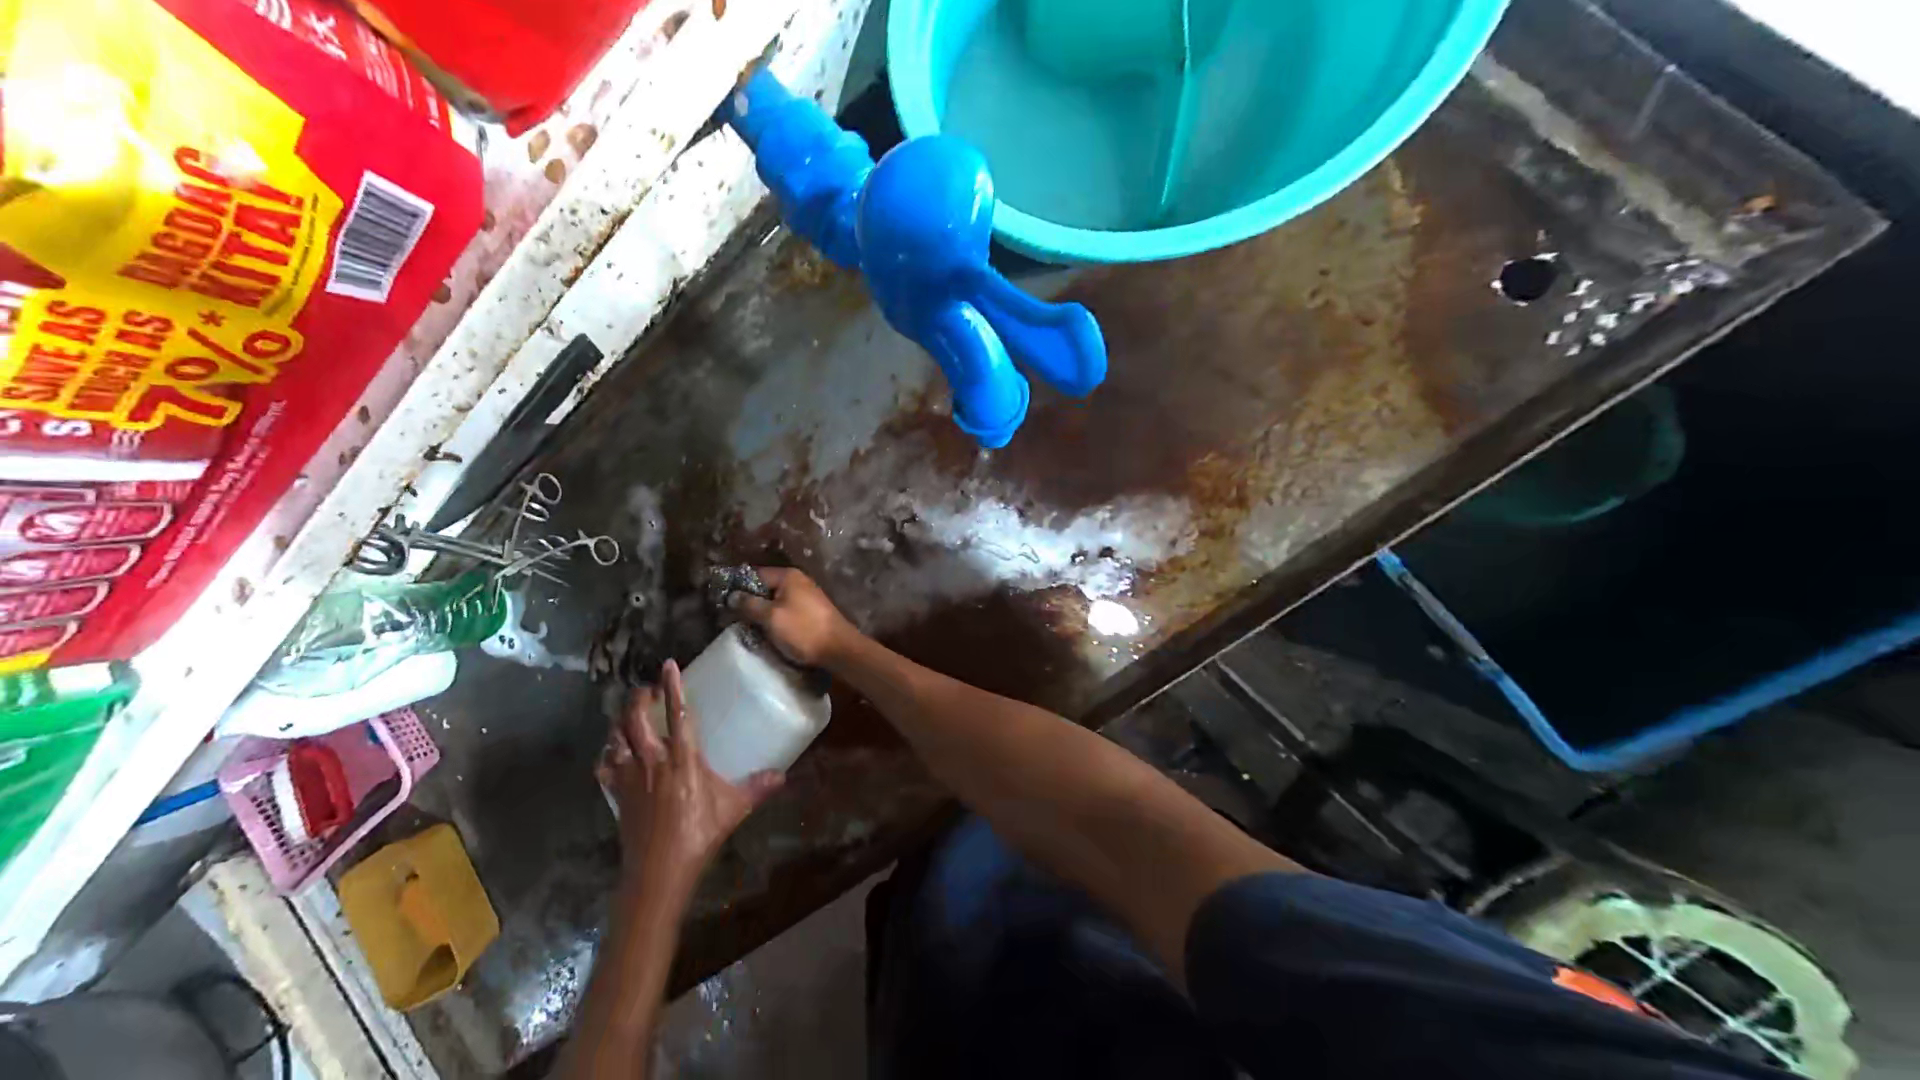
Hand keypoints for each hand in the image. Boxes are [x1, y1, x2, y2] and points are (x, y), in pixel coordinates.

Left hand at [596, 660, 783, 890]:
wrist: (658, 872)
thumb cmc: (699, 835)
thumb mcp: (733, 809)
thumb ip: (757, 788)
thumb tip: (783, 775)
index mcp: (682, 759)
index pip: (677, 713)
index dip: (672, 686)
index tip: (668, 664)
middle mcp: (651, 760)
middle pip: (635, 718)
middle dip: (638, 698)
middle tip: (648, 689)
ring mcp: (629, 777)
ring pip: (616, 737)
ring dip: (621, 721)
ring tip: (630, 714)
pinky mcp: (616, 794)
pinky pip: (605, 765)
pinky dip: (608, 752)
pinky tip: (614, 752)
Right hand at [727, 566, 859, 667]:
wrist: (839, 649)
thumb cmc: (803, 630)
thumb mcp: (771, 617)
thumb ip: (749, 604)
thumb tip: (731, 596)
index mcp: (788, 576)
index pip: (755, 574)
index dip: (737, 586)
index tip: (721, 600)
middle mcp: (798, 581)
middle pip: (765, 588)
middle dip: (749, 601)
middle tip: (729, 616)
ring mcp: (806, 596)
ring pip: (775, 601)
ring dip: (761, 613)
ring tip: (744, 626)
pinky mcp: (810, 612)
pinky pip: (785, 611)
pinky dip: (775, 619)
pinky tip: (765, 631)